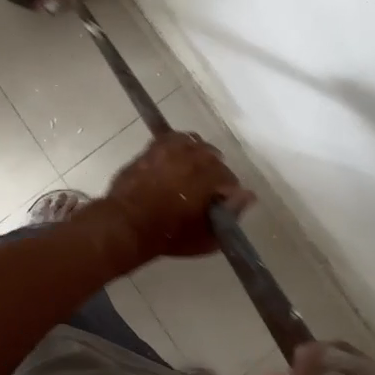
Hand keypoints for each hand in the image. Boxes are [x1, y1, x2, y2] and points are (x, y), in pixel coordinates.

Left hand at [88, 131, 251, 266]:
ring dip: (198, 153)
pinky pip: (171, 138)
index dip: (228, 189)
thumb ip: (231, 215)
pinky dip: (178, 144)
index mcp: (205, 178)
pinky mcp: (151, 148)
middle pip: (211, 155)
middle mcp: (189, 158)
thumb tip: (248, 195)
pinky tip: (176, 156)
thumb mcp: (205, 237)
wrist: (126, 223)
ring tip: (194, 168)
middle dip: (214, 169)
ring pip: (192, 142)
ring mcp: (168, 150)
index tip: (223, 200)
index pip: (228, 176)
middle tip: (208, 186)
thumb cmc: (168, 236)